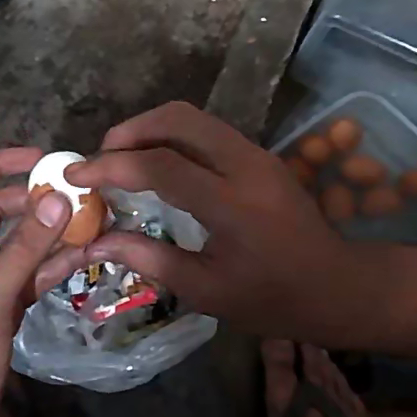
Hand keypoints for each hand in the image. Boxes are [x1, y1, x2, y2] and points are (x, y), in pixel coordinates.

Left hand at [0, 148, 74, 416]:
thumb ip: (22, 250)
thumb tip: (56, 199)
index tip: (41, 159)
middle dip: (30, 200)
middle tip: (76, 193)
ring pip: (10, 246)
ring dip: (44, 235)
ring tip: (89, 220)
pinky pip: (20, 278)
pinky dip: (46, 268)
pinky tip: (80, 258)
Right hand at [65, 102, 360, 340]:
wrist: (340, 287)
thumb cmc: (272, 299)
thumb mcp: (207, 291)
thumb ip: (149, 259)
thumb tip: (96, 242)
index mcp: (234, 206)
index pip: (162, 167)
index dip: (111, 166)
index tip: (76, 176)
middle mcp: (246, 166)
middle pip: (177, 119)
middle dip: (129, 131)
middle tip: (101, 159)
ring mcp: (255, 154)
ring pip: (191, 117)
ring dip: (148, 129)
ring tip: (120, 159)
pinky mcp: (258, 154)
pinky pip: (204, 130)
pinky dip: (170, 137)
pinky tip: (154, 165)